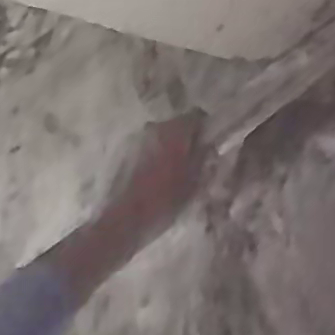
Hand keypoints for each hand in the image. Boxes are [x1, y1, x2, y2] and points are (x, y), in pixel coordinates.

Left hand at [106, 109, 206, 231]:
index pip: (196, 115)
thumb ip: (203, 158)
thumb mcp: (193, 183)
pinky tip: (157, 174)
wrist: (124, 219)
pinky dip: (156, 153)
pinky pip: (149, 144)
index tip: (208, 144)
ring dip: (171, 145)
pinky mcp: (127, 150)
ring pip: (163, 134)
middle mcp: (156, 128)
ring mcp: (139, 138)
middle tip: (194, 159)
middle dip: (187, 138)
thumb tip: (210, 144)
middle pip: (178, 124)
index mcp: (175, 132)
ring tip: (175, 169)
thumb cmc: (163, 201)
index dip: (205, 128)